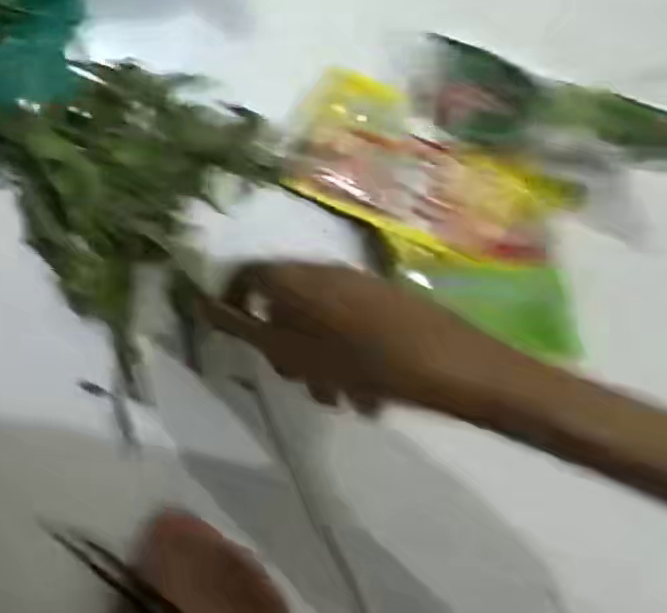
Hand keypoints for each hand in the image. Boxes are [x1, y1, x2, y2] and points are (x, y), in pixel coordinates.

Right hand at [203, 262, 516, 414]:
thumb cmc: (366, 361)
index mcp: (288, 274)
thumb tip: (193, 300)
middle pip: (283, 303)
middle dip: (284, 342)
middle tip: (296, 379)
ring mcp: (359, 284)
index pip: (241, 277)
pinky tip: (369, 391)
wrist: (473, 373)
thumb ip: (237, 326)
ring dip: (319, 355)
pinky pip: (352, 323)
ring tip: (339, 397)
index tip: (242, 341)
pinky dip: (349, 352)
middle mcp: (318, 269)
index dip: (232, 306)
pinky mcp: (393, 302)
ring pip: (319, 318)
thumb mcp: (289, 349)